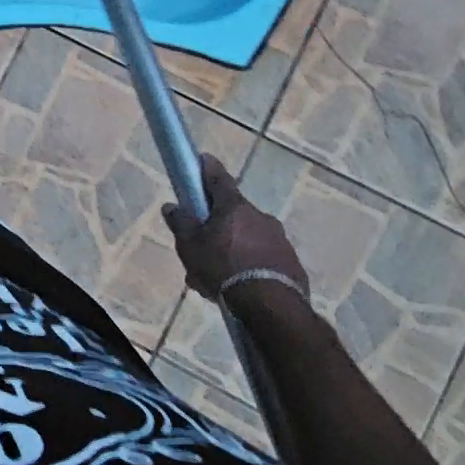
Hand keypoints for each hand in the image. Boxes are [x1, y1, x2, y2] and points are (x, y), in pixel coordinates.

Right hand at [160, 155, 308, 302]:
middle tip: (200, 243)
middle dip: (217, 224)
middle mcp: (261, 217)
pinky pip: (262, 257)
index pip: (219, 179)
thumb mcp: (189, 245)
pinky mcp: (291, 264)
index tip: (202, 158)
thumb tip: (172, 206)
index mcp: (234, 208)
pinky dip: (248, 264)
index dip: (208, 168)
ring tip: (214, 273)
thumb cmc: (222, 267)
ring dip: (231, 247)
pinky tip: (235, 284)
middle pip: (233, 213)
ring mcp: (280, 240)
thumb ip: (181, 223)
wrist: (269, 306)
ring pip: (247, 237)